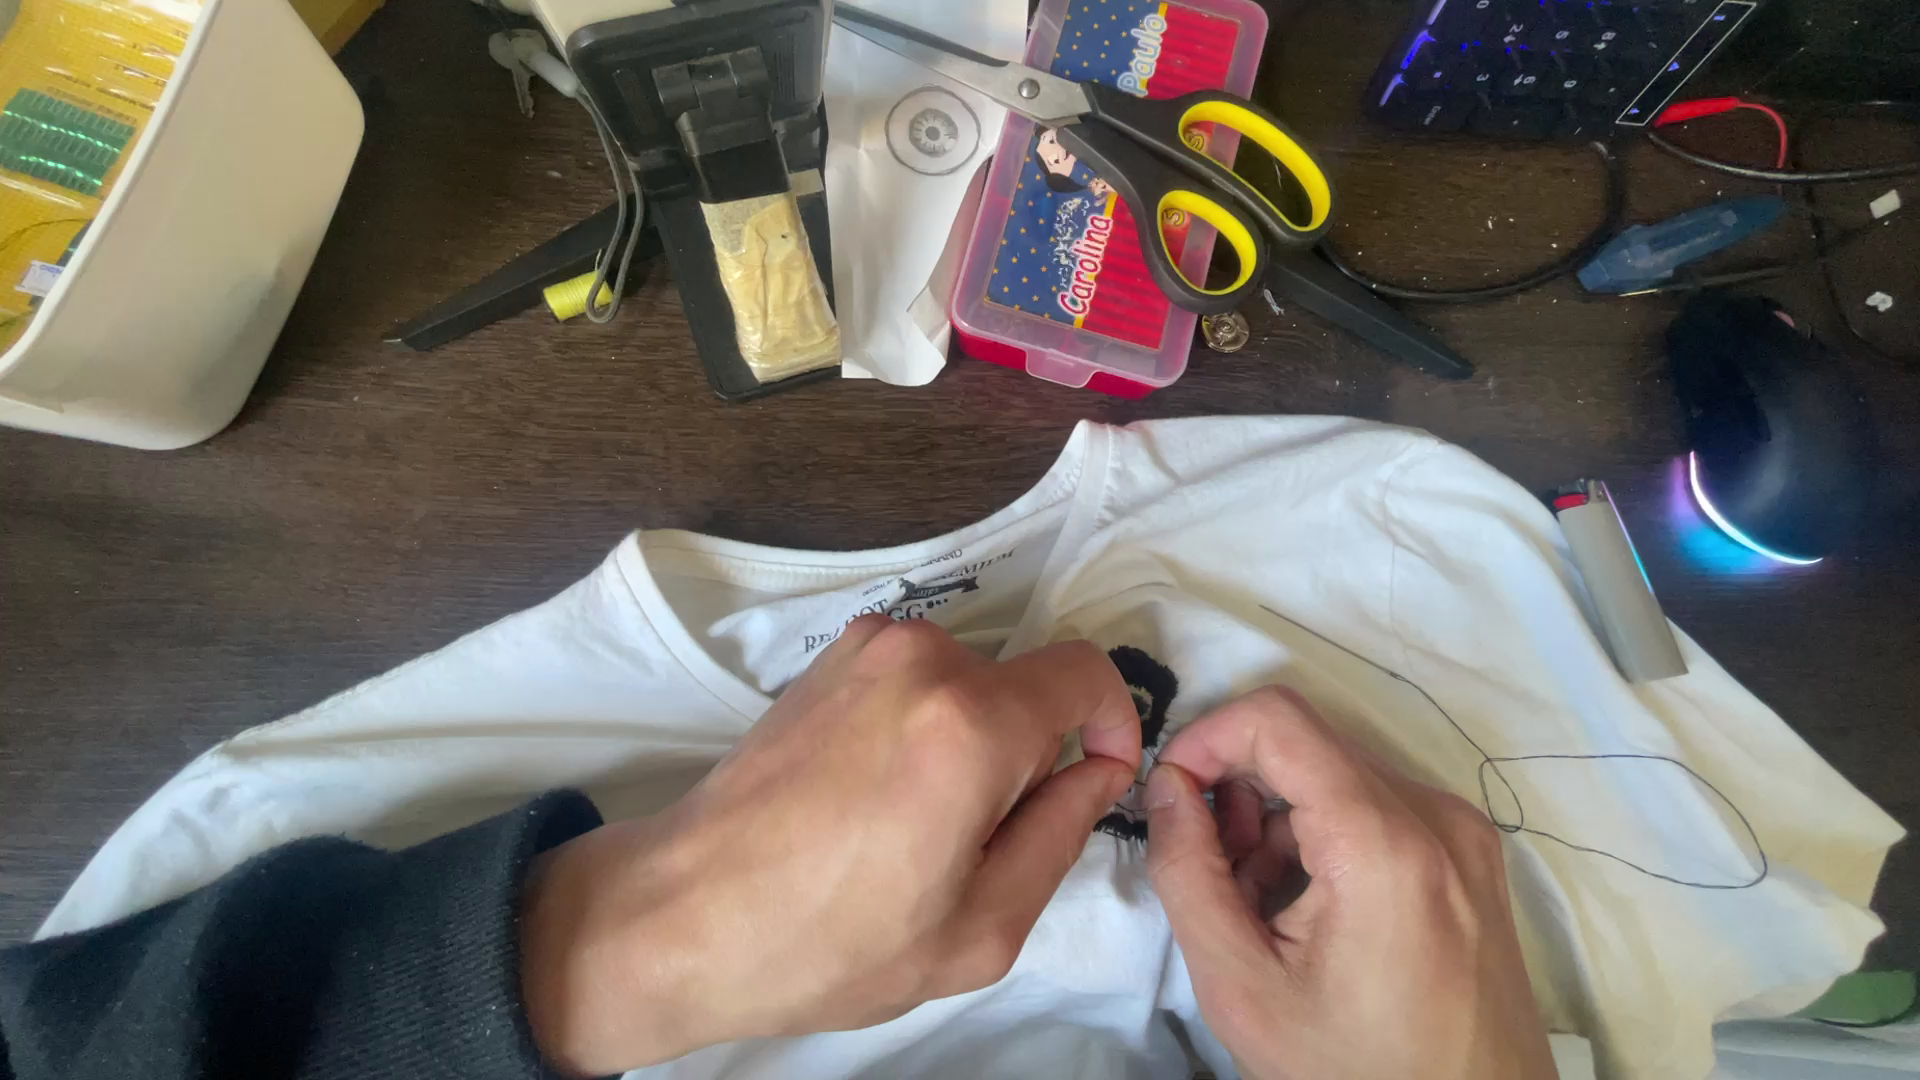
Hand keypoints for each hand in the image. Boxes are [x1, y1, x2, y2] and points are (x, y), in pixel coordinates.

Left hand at [519, 616, 1141, 1075]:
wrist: (685, 908)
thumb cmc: (834, 940)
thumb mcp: (980, 926)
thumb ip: (1061, 833)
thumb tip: (1097, 769)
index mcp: (969, 722)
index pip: (1085, 672)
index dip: (1110, 723)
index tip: (1092, 776)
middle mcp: (923, 656)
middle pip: (1026, 688)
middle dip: (1027, 754)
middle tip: (972, 836)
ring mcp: (870, 642)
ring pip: (974, 683)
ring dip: (972, 739)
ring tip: (912, 817)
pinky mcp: (833, 649)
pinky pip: (921, 675)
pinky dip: (926, 718)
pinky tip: (875, 783)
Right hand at [1145, 687, 1553, 1079]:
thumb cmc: (1354, 1071)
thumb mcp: (1240, 986)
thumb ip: (1185, 871)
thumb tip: (1166, 784)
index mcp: (1385, 842)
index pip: (1276, 719)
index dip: (1207, 736)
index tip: (1173, 789)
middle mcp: (1433, 813)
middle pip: (1300, 741)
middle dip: (1234, 783)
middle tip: (1211, 859)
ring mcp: (1457, 828)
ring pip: (1327, 767)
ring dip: (1269, 811)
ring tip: (1254, 891)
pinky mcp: (1463, 847)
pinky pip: (1364, 797)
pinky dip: (1312, 827)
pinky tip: (1301, 897)